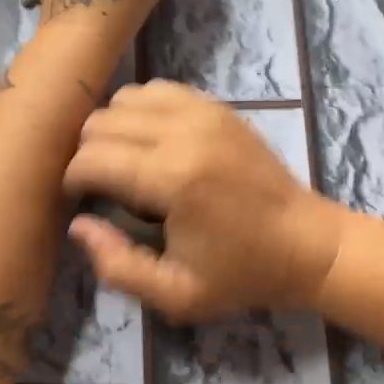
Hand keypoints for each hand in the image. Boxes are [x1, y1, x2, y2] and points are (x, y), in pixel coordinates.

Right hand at [62, 81, 342, 322]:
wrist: (309, 244)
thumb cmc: (242, 274)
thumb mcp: (177, 294)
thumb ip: (118, 266)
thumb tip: (78, 225)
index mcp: (173, 179)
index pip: (92, 160)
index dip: (73, 181)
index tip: (81, 202)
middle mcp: (183, 133)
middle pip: (101, 123)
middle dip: (88, 155)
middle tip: (101, 187)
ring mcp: (203, 112)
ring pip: (124, 99)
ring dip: (112, 128)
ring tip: (124, 161)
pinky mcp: (216, 105)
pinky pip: (156, 89)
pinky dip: (140, 110)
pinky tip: (148, 140)